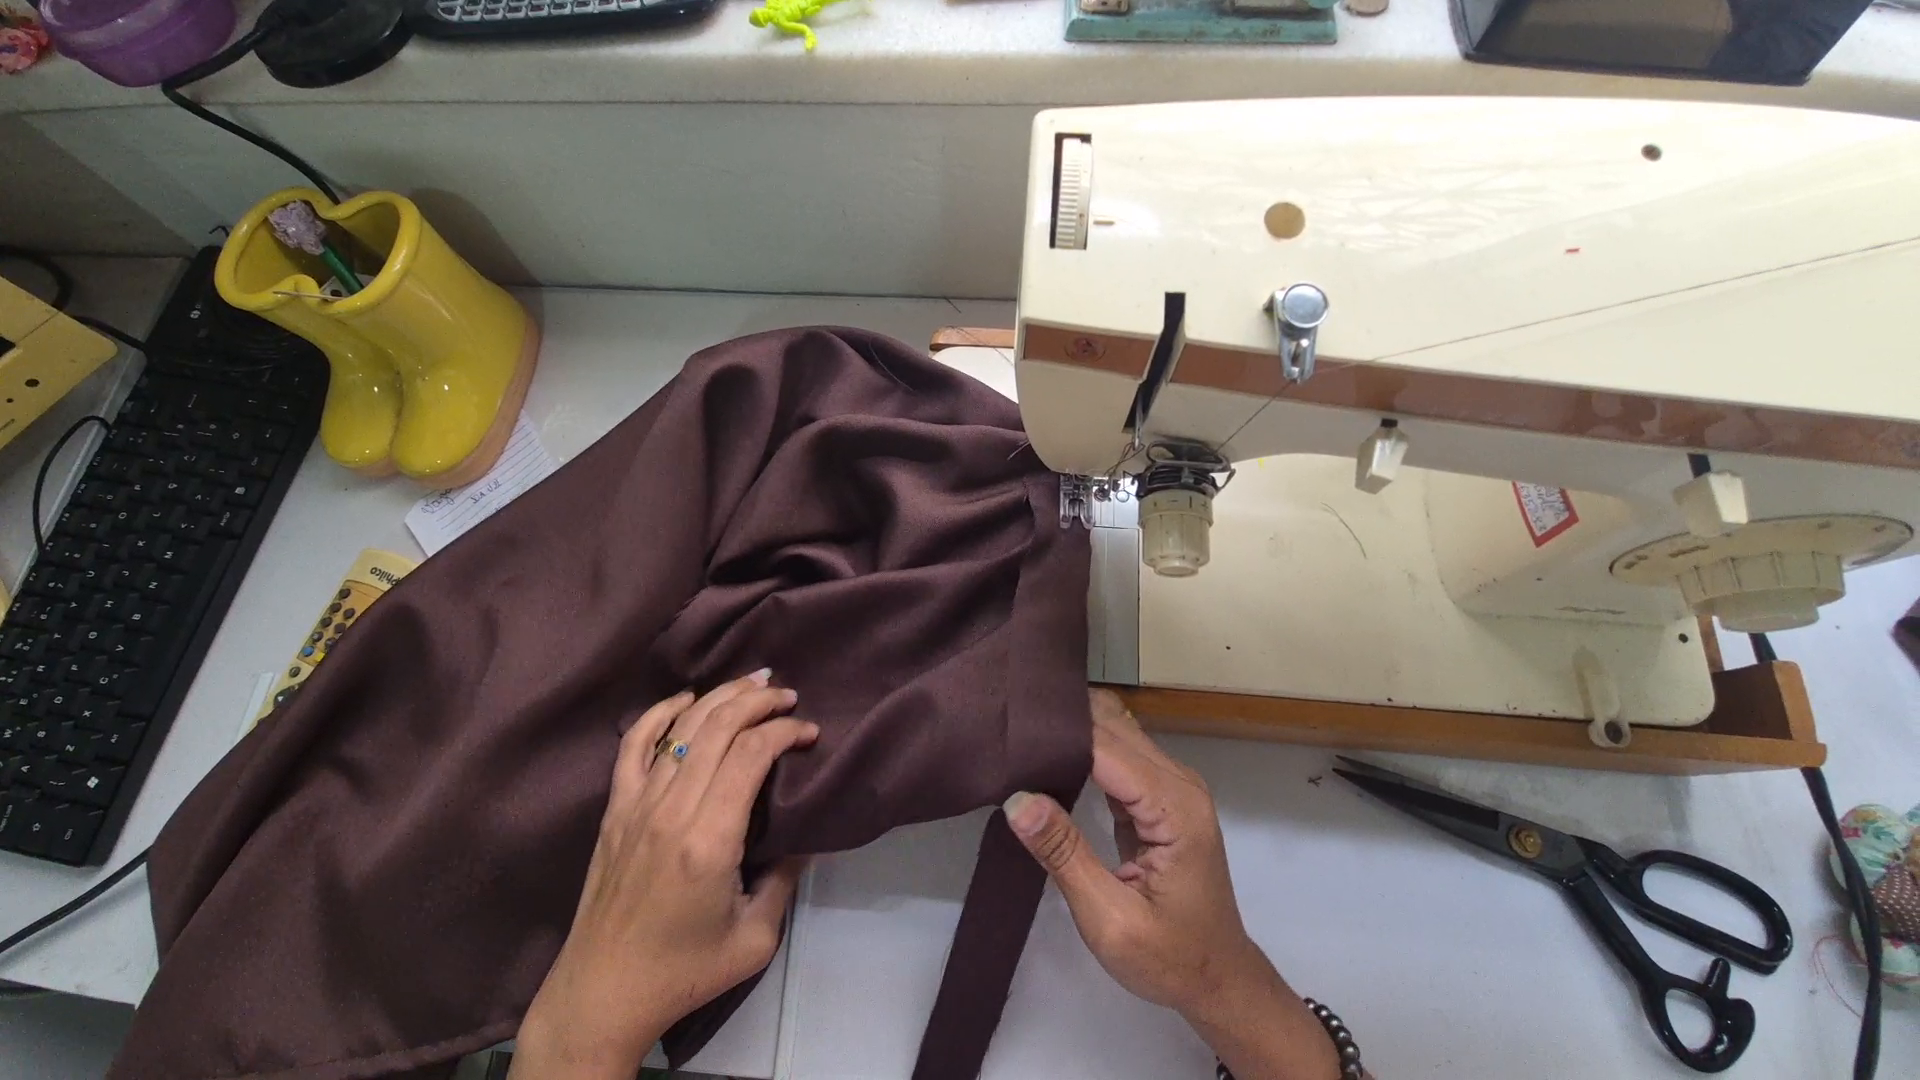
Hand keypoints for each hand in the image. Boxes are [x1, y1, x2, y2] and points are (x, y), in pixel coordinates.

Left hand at [510, 672, 818, 1079]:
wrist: (602, 995)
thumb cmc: (684, 972)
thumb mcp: (755, 939)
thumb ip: (786, 879)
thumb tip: (804, 835)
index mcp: (709, 840)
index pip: (751, 754)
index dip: (786, 731)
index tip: (811, 733)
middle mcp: (671, 810)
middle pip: (718, 727)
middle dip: (760, 701)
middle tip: (790, 697)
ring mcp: (636, 805)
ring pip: (683, 728)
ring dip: (721, 697)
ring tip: (754, 683)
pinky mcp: (614, 810)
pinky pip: (633, 745)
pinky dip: (659, 713)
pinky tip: (685, 698)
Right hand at [1004, 690, 1346, 1079]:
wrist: (1218, 980)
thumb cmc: (1169, 958)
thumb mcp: (1109, 919)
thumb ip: (1064, 854)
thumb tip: (1018, 799)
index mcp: (1175, 807)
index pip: (1106, 747)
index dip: (1057, 736)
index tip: (1007, 736)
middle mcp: (1179, 783)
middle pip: (1112, 728)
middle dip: (1061, 726)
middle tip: (1006, 737)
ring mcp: (1171, 787)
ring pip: (1115, 733)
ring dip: (1070, 735)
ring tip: (1019, 745)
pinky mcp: (1158, 797)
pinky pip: (1117, 757)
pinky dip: (1082, 753)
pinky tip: (1045, 762)